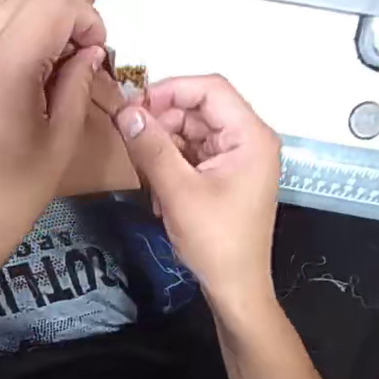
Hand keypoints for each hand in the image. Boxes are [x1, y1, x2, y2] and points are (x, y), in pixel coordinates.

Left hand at [0, 0, 111, 322]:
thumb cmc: (13, 197)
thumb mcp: (60, 142)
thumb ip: (78, 85)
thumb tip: (90, 52)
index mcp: (2, 70)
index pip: (52, 4)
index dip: (86, 19)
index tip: (99, 53)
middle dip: (64, 20)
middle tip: (83, 61)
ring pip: (4, 13)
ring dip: (38, 30)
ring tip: (56, 73)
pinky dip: (13, 44)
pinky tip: (27, 81)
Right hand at [111, 75, 282, 311]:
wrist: (236, 288)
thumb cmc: (216, 243)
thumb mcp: (179, 192)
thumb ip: (152, 148)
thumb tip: (127, 112)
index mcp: (251, 137)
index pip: (210, 90)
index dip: (170, 90)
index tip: (135, 105)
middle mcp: (249, 142)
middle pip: (200, 111)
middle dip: (163, 122)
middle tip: (130, 136)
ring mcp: (238, 161)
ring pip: (194, 134)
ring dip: (165, 147)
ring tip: (143, 170)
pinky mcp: (227, 178)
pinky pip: (195, 157)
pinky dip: (173, 165)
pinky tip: (157, 188)